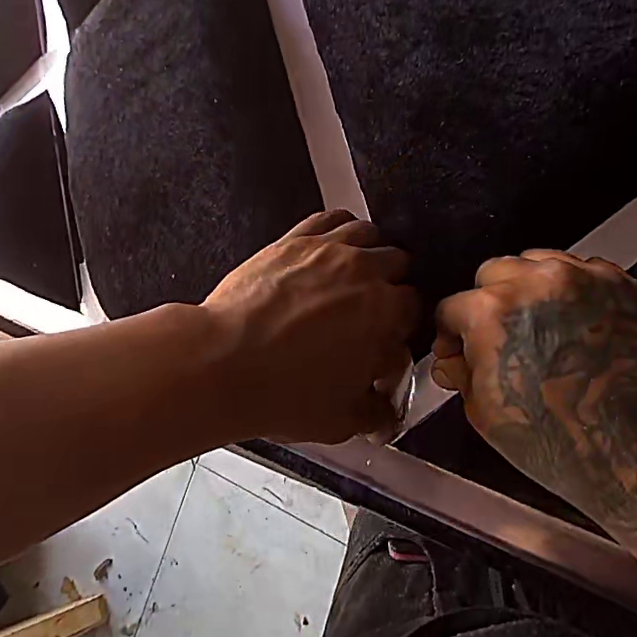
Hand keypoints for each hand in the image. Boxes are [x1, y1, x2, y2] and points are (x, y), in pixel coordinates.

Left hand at [200, 210, 417, 443]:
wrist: (222, 364)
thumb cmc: (280, 390)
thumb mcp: (342, 420)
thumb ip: (377, 411)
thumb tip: (386, 411)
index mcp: (385, 313)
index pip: (415, 304)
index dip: (406, 319)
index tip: (394, 331)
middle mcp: (363, 273)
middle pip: (398, 261)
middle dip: (393, 282)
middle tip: (376, 302)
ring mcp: (328, 251)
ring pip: (369, 232)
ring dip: (372, 249)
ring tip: (360, 268)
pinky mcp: (294, 240)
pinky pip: (331, 217)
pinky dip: (340, 226)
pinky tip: (336, 240)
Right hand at [431, 250, 636, 529]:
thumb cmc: (567, 445)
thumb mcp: (487, 416)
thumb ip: (462, 374)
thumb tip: (455, 357)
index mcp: (492, 312)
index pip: (452, 307)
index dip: (452, 335)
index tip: (462, 350)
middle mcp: (537, 281)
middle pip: (493, 273)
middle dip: (489, 304)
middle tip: (504, 340)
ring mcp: (585, 276)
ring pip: (537, 263)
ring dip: (530, 290)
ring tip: (544, 330)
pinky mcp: (623, 283)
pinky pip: (582, 272)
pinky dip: (572, 293)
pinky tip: (579, 328)